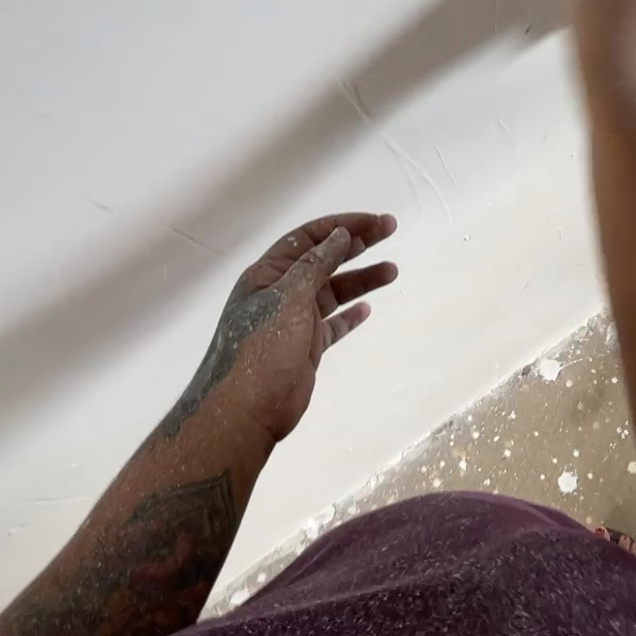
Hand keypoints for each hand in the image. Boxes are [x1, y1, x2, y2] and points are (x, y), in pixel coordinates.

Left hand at [164, 213, 397, 446]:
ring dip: (361, 278)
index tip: (375, 222)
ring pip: (333, 290)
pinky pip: (333, 324)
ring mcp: (294, 321)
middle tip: (390, 230)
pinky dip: (350, 315)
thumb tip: (339, 235)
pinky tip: (367, 308)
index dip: (342, 225)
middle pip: (324, 258)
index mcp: (268, 275)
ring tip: (392, 271)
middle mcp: (281, 293)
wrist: (244, 413)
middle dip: (357, 243)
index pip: (309, 237)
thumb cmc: (261, 350)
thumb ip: (315, 264)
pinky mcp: (306, 347)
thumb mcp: (287, 298)